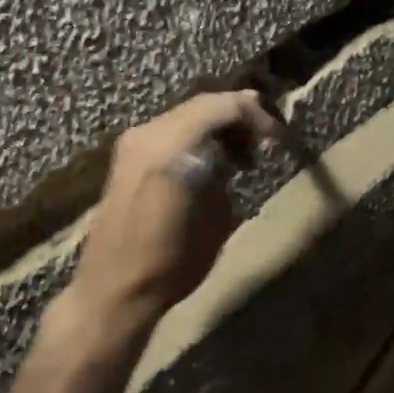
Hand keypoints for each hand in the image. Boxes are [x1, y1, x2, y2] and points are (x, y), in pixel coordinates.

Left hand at [60, 91, 282, 333]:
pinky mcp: (128, 154)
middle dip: (240, 116)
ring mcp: (135, 140)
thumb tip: (236, 150)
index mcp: (174, 145)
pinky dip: (197, 136)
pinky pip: (171, 129)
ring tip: (243, 157)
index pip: (225, 106)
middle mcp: (150, 131)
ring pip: (187, 114)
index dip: (258, 116)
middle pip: (205, 103)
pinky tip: (212, 161)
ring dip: (218, 126)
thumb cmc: (173, 262)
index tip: (279, 139)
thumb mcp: (217, 215)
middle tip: (266, 141)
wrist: (114, 288)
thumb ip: (225, 169)